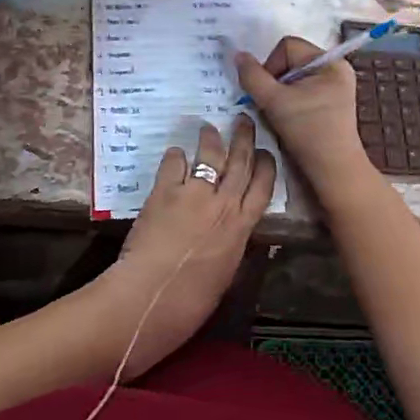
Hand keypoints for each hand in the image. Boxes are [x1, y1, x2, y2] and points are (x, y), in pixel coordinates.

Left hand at [108, 116, 275, 377]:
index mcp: (241, 227)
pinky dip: (176, 156)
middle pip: (239, 162)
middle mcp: (223, 204)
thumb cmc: (193, 300)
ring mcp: (194, 194)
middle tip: (243, 119)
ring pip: (209, 155)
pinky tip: (175, 152)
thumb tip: (238, 234)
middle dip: (243, 138)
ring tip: (209, 128)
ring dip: (211, 139)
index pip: (262, 186)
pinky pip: (174, 163)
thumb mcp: (227, 273)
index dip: (265, 165)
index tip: (265, 151)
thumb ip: (233, 246)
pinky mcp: (165, 191)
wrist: (153, 297)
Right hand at [235, 37, 368, 182]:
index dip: (270, 65)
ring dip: (280, 92)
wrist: (333, 169)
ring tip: (280, 112)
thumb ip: (252, 76)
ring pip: (295, 76)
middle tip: (271, 103)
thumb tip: (238, 55)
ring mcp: (336, 85)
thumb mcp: (273, 101)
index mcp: (330, 62)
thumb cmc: (307, 131)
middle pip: (291, 60)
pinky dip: (291, 99)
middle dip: (275, 80)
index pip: (287, 47)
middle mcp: (336, 68)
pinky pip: (304, 88)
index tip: (266, 92)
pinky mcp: (332, 100)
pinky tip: (289, 117)